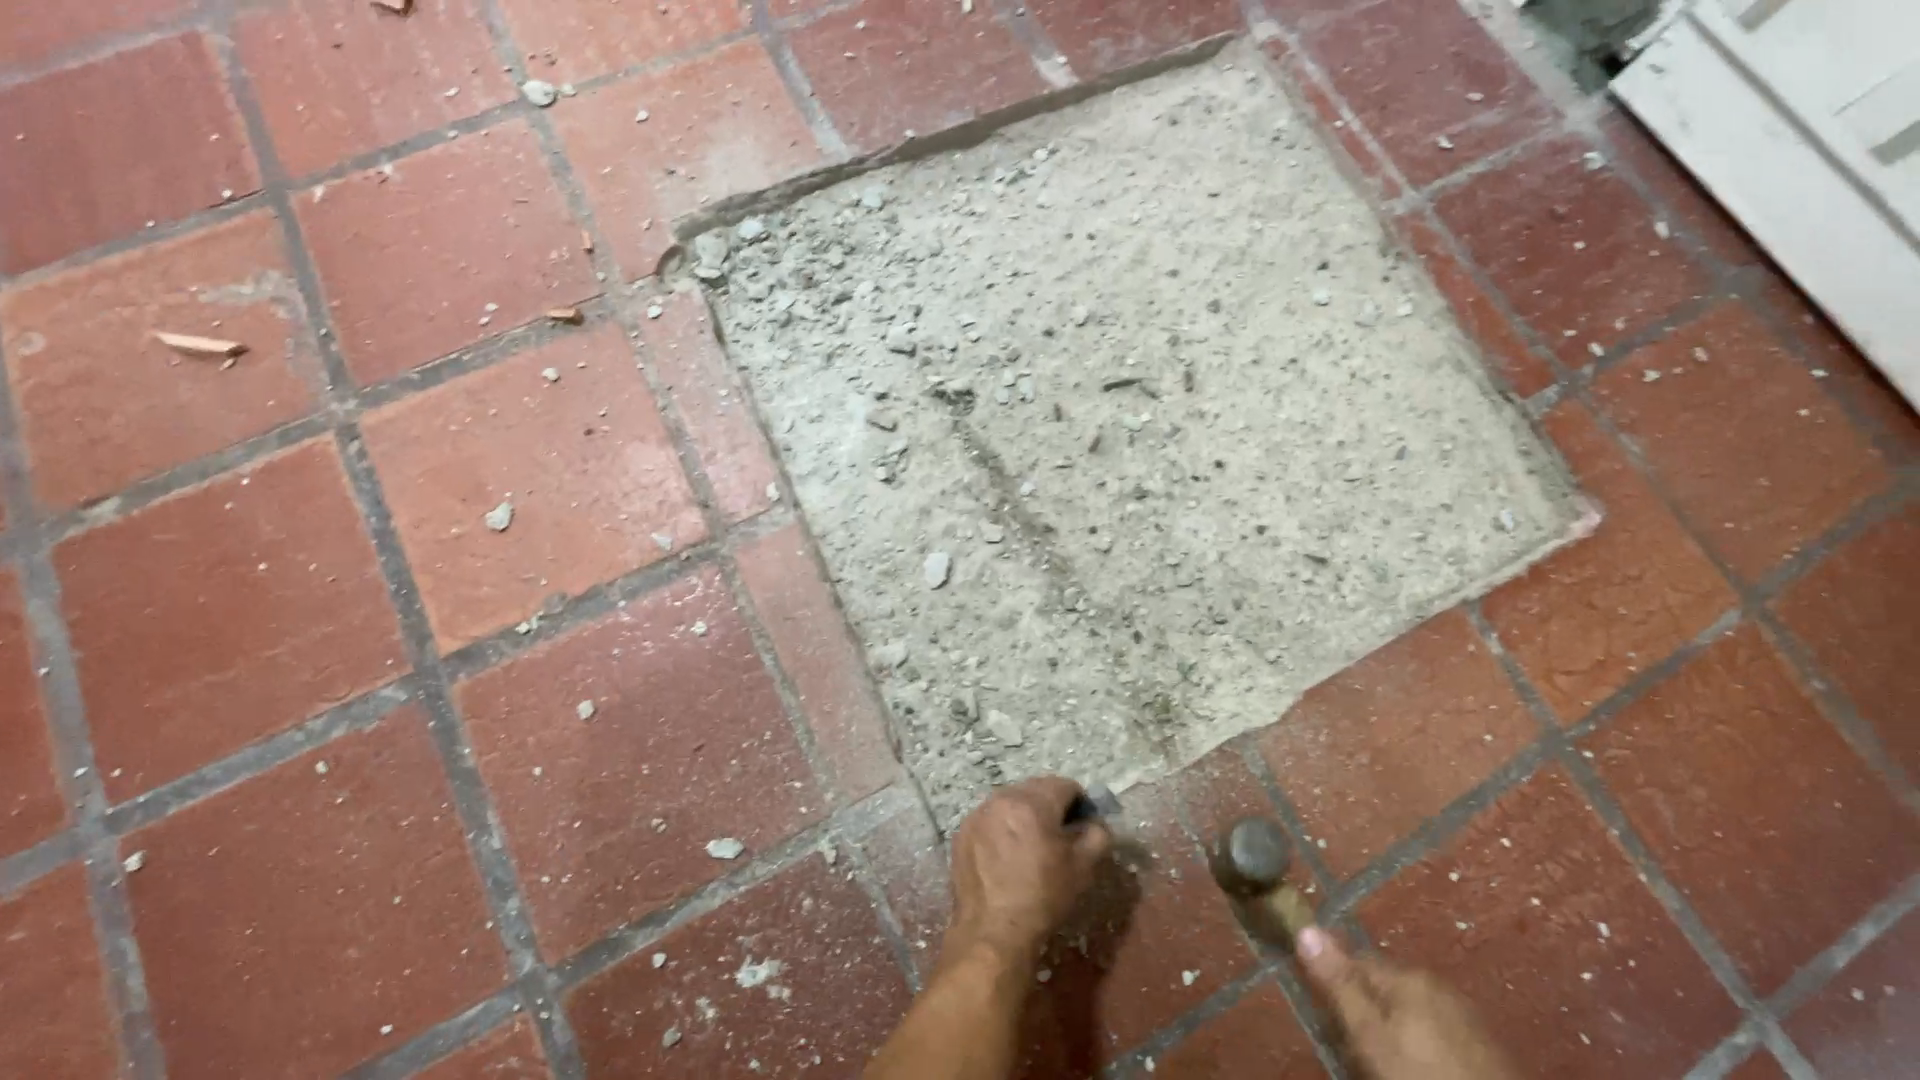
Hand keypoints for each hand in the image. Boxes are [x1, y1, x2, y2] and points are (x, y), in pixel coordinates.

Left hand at [946, 777, 1112, 961]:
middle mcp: (1001, 799)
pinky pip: (990, 819)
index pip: (1065, 785)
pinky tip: (1006, 857)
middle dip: (1051, 807)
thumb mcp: (1083, 867)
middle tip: (1058, 838)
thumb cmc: (1043, 898)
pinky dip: (1002, 829)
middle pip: (1036, 790)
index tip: (1082, 827)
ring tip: (1030, 848)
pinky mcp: (962, 833)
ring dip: (1025, 816)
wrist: (992, 932)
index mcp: (1032, 802)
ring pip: (1011, 803)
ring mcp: (977, 815)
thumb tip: (1095, 823)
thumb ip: (1098, 834)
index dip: (1080, 804)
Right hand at [1297, 927, 1520, 1079]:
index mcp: (1408, 977)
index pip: (1354, 963)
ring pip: (1408, 1012)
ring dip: (1391, 1033)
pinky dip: (1420, 1048)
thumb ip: (1340, 984)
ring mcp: (1464, 1014)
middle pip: (1382, 988)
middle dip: (1364, 1014)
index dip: (1335, 990)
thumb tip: (1305, 928)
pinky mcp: (1482, 1045)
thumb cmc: (1422, 1078)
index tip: (1328, 1026)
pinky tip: (1418, 1071)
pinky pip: (1434, 1033)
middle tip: (1356, 1055)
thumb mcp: (1370, 1037)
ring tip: (1384, 1067)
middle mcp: (1436, 984)